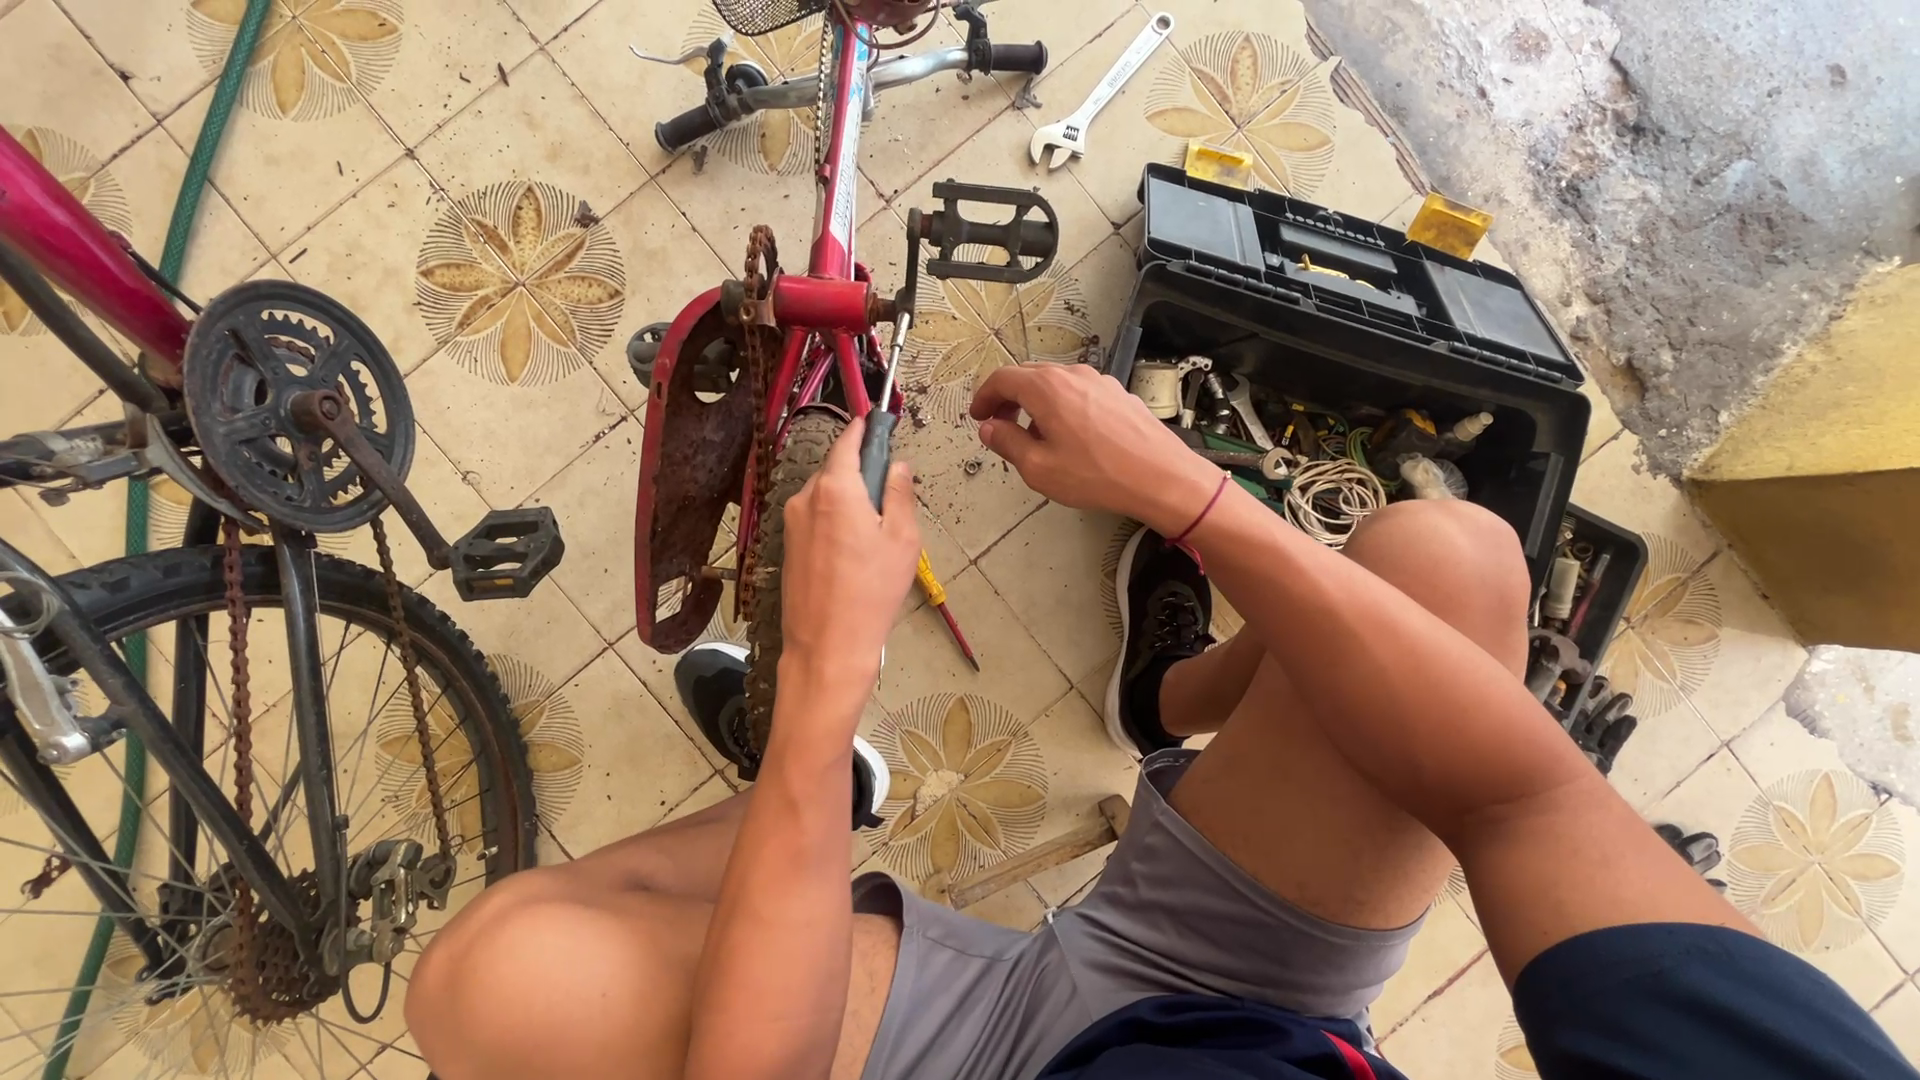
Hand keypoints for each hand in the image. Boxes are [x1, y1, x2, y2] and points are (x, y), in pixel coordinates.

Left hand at [778, 416, 921, 695]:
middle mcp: (806, 497)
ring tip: (873, 540)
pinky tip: (852, 555)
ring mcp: (791, 522)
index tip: (877, 421)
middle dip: (862, 475)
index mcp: (836, 489)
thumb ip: (900, 493)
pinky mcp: (786, 545)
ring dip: (848, 502)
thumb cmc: (871, 593)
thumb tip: (897, 466)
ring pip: (825, 495)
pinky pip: (815, 518)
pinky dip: (834, 523)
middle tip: (890, 504)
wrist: (828, 645)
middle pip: (837, 469)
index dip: (865, 429)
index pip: (849, 440)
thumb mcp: (903, 540)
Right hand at [970, 364, 1221, 534]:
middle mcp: (1072, 375)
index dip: (984, 397)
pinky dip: (1061, 406)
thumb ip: (1007, 443)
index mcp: (1046, 388)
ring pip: (1055, 384)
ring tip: (1034, 437)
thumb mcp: (1038, 468)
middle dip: (1008, 399)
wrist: (1160, 477)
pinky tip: (1068, 437)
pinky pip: (1079, 392)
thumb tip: (990, 429)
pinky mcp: (1118, 394)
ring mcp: (1099, 381)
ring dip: (1035, 404)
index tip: (978, 416)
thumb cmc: (1098, 475)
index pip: (1002, 378)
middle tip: (999, 426)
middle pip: (1028, 376)